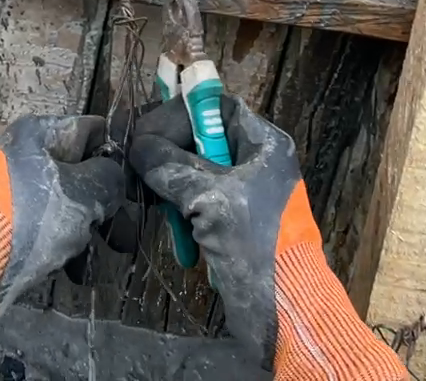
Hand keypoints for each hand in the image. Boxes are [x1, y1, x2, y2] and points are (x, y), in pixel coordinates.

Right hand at [128, 97, 406, 380]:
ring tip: (150, 198)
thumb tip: (135, 144)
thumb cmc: (258, 249)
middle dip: (167, 151)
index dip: (179, 112)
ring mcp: (244, 192)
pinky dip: (180, 211)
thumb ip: (170, 166)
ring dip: (170, 185)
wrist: (289, 319)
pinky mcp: (232, 222)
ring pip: (193, 170)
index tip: (147, 131)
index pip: (215, 105)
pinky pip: (197, 200)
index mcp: (263, 145)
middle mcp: (255, 161)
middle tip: (138, 163)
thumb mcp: (211, 200)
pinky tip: (173, 230)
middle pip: (199, 136)